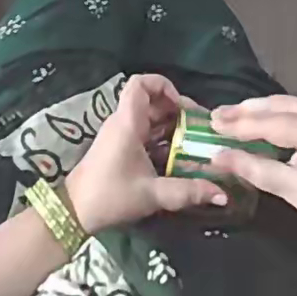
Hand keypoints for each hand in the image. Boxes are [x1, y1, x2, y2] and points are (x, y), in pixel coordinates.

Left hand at [64, 74, 226, 231]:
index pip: (140, 83)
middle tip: (200, 128)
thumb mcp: (152, 194)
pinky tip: (178, 156)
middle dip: (177, 109)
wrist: (74, 212)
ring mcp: (120, 134)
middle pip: (151, 100)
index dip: (163, 86)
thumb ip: (188, 192)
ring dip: (171, 125)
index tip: (182, 107)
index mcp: (128, 122)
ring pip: (149, 117)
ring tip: (194, 142)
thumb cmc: (110, 195)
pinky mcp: (120, 147)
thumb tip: (223, 195)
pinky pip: (144, 132)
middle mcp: (123, 122)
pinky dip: (162, 138)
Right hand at [209, 95, 296, 245]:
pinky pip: (295, 111)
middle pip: (276, 106)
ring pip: (285, 105)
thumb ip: (255, 169)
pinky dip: (272, 115)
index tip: (209, 125)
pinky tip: (255, 121)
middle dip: (244, 111)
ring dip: (256, 111)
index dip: (238, 124)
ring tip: (228, 117)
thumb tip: (217, 156)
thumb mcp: (294, 191)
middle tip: (214, 117)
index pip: (270, 123)